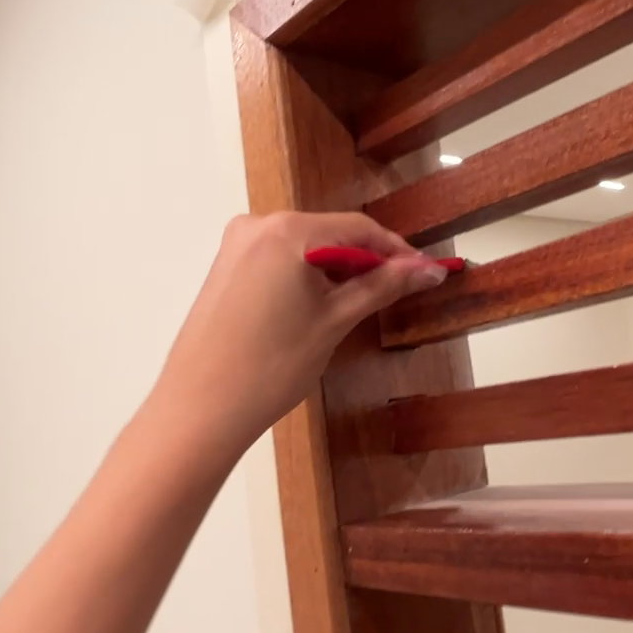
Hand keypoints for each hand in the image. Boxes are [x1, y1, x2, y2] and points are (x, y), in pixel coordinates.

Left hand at [150, 212, 447, 452]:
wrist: (201, 408)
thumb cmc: (274, 365)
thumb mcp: (336, 320)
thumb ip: (383, 286)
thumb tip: (431, 270)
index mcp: (287, 230)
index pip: (358, 229)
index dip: (397, 252)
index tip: (426, 274)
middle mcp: (258, 224)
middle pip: (331, 233)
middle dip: (367, 261)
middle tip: (398, 292)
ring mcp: (237, 245)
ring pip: (305, 247)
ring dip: (338, 270)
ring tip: (362, 303)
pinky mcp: (226, 267)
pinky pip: (280, 259)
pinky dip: (307, 275)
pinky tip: (321, 305)